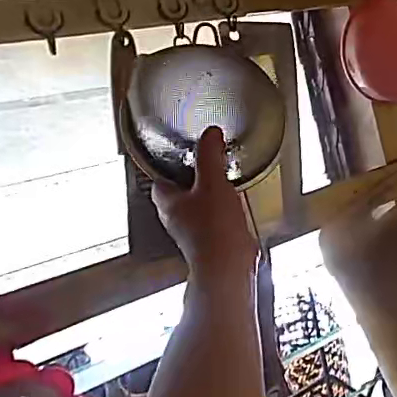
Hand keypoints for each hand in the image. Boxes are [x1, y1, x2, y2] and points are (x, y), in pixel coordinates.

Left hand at [152, 127, 259, 282]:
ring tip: (225, 177)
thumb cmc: (213, 228)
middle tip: (208, 161)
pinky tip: (236, 201)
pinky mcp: (212, 236)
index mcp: (167, 202)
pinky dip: (222, 206)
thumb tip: (210, 133)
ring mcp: (194, 228)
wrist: (229, 263)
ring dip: (209, 191)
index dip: (169, 163)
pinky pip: (214, 215)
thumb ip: (210, 155)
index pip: (160, 178)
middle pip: (180, 190)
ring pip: (198, 203)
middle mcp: (177, 216)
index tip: (182, 150)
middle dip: (193, 176)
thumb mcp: (213, 182)